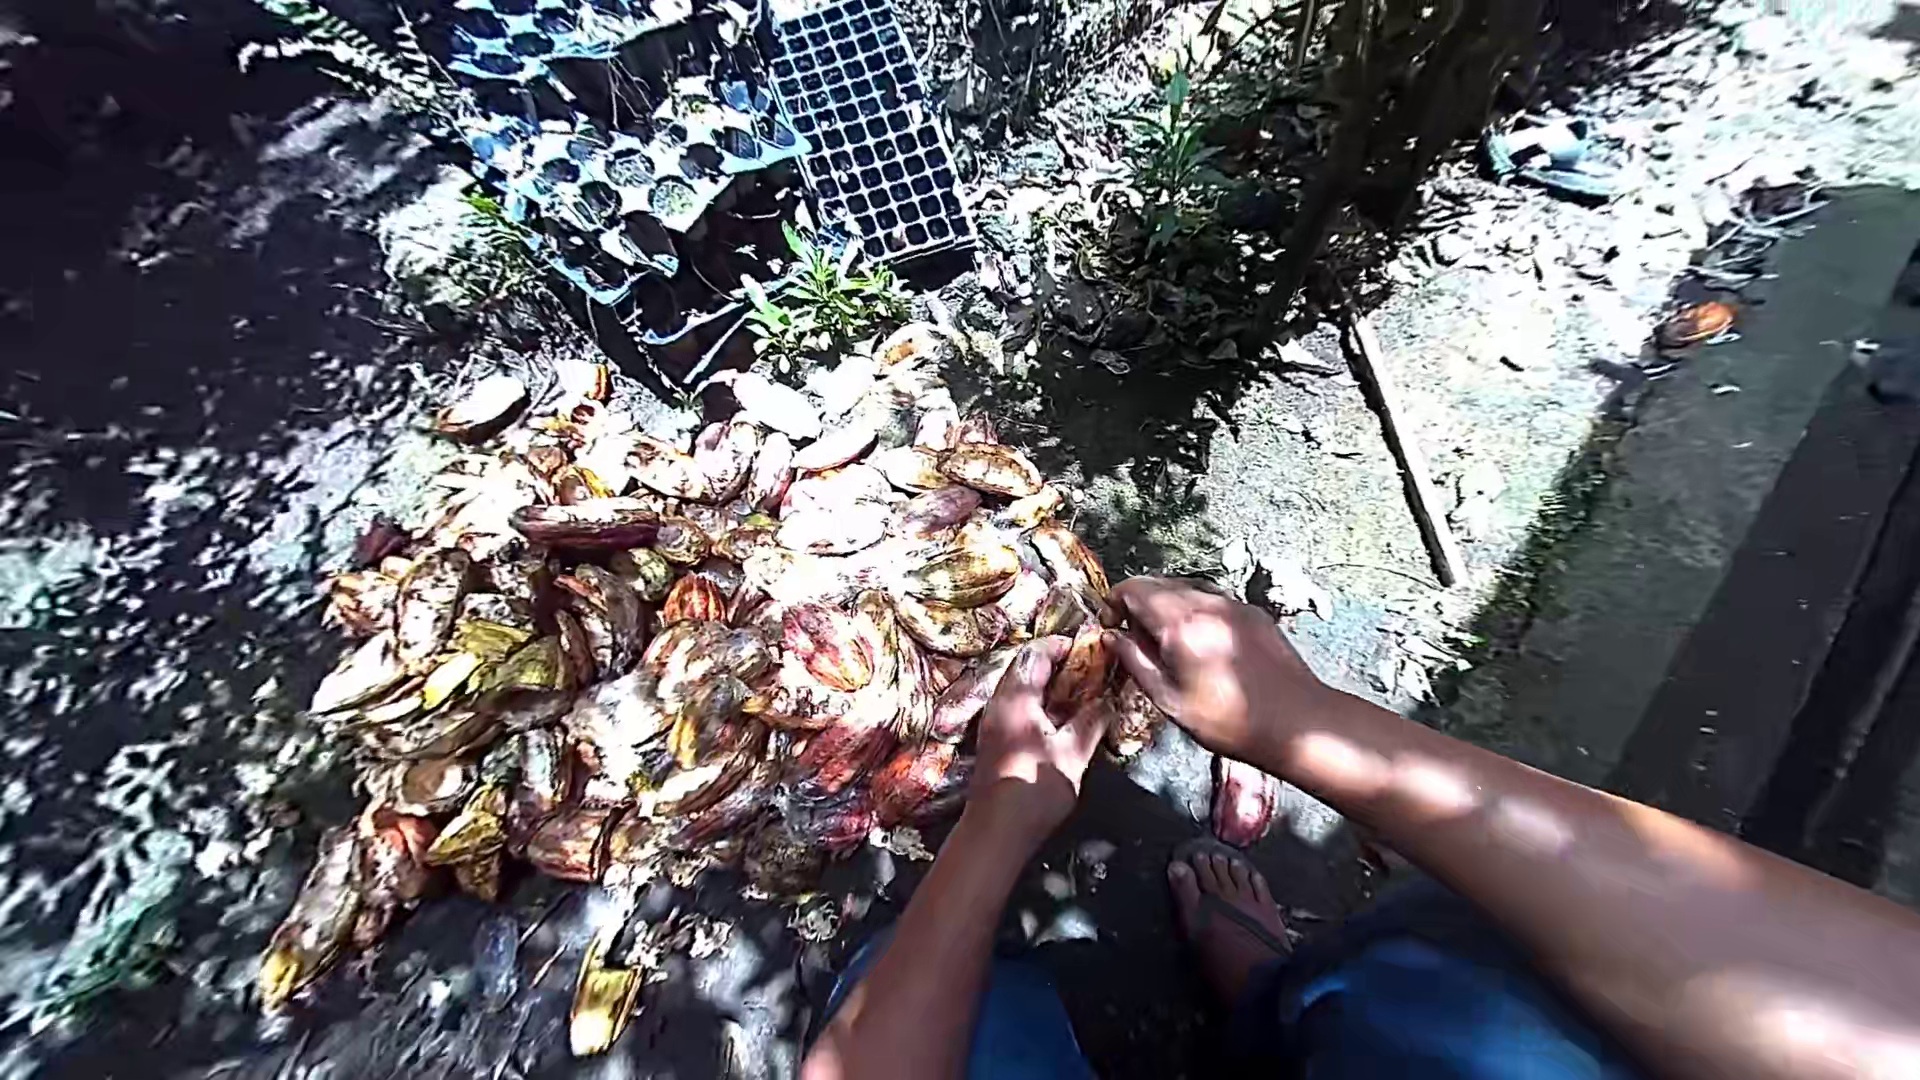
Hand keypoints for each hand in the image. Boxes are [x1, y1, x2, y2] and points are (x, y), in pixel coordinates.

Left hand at [966, 635, 1111, 849]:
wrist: (995, 829)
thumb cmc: (1034, 789)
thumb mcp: (1072, 754)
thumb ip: (1091, 722)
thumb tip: (1108, 702)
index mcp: (1016, 698)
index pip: (1035, 653)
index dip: (1061, 645)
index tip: (1086, 647)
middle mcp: (999, 701)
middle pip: (1024, 665)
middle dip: (1055, 661)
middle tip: (1086, 667)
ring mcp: (992, 719)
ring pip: (1018, 685)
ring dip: (1046, 681)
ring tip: (1077, 689)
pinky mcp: (993, 735)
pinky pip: (1015, 703)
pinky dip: (1037, 699)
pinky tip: (1058, 715)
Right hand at [1107, 576, 1335, 760]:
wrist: (1299, 724)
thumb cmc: (1228, 721)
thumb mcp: (1168, 700)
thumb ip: (1134, 661)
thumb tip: (1111, 637)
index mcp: (1180, 624)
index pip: (1134, 589)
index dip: (1114, 602)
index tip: (1112, 626)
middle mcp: (1206, 604)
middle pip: (1157, 583)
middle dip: (1137, 602)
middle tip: (1134, 636)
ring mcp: (1232, 604)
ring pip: (1184, 588)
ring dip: (1164, 605)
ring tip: (1166, 641)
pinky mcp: (1251, 612)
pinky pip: (1210, 598)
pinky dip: (1192, 609)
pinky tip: (1198, 641)